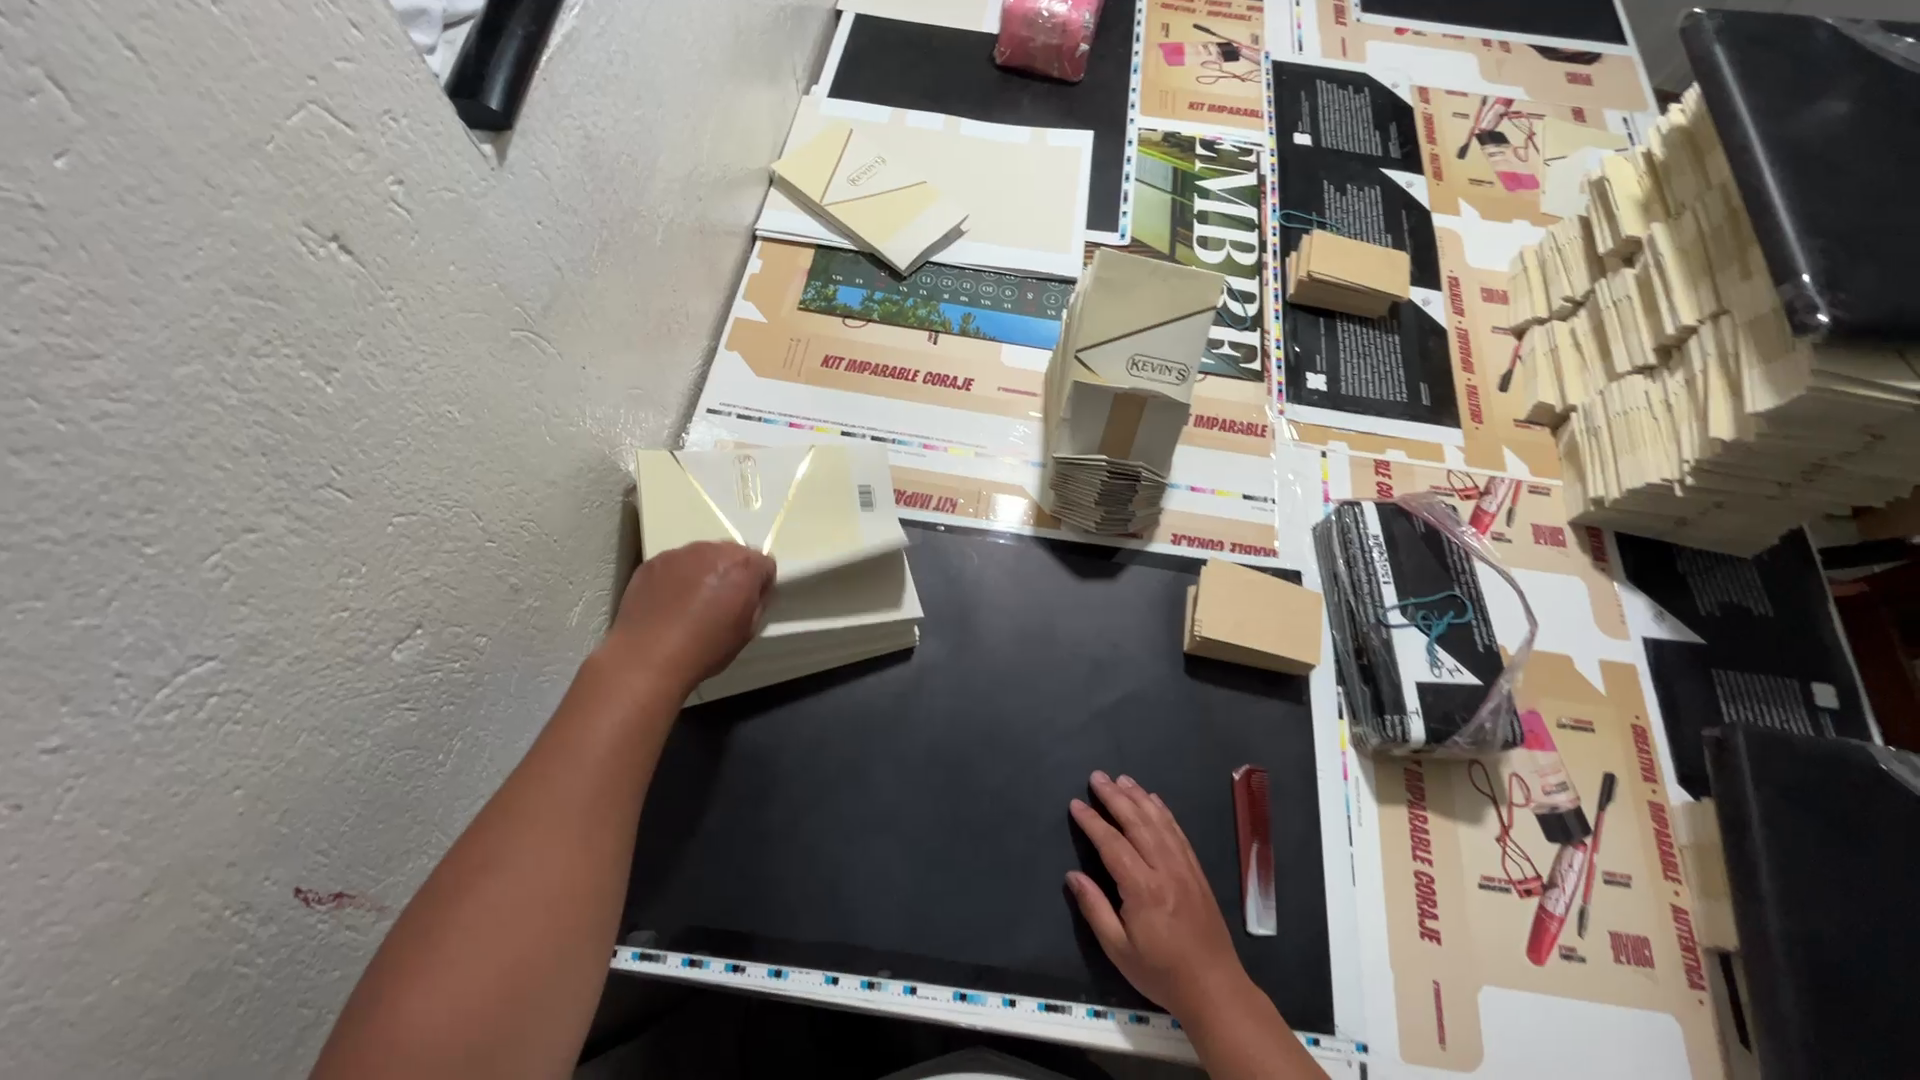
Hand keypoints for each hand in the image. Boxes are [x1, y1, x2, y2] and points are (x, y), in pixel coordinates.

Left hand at [604, 541, 775, 693]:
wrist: (646, 657)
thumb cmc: (704, 649)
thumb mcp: (747, 632)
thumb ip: (757, 603)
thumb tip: (753, 592)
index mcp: (742, 567)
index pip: (764, 563)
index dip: (761, 584)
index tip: (750, 603)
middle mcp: (712, 551)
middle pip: (733, 553)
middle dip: (733, 572)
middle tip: (721, 601)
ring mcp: (678, 554)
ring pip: (702, 555)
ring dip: (704, 572)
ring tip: (692, 602)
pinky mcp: (652, 562)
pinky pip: (674, 564)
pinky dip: (677, 577)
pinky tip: (669, 602)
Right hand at [1067, 771, 1251, 1019]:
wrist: (1214, 987)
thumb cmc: (1160, 972)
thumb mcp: (1118, 949)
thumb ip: (1094, 908)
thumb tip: (1073, 876)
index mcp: (1142, 889)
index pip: (1112, 844)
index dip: (1093, 822)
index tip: (1076, 804)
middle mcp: (1165, 870)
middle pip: (1137, 823)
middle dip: (1115, 797)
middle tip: (1097, 776)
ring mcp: (1185, 868)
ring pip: (1160, 823)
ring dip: (1139, 798)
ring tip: (1122, 779)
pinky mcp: (1197, 873)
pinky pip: (1179, 834)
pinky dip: (1164, 813)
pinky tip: (1154, 801)